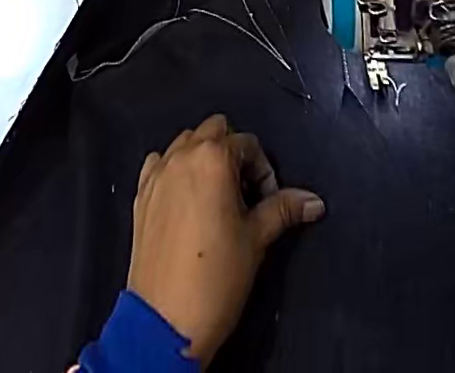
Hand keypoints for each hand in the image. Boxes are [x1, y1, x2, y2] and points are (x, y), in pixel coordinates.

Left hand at [128, 115, 323, 366]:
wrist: (164, 324)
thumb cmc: (216, 275)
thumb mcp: (257, 237)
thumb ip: (285, 208)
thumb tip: (315, 201)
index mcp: (214, 158)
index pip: (249, 144)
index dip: (264, 171)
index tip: (266, 202)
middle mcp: (183, 156)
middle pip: (215, 130)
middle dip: (233, 153)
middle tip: (243, 192)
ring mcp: (157, 175)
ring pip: (185, 142)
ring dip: (203, 157)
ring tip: (215, 194)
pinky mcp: (140, 196)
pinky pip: (158, 163)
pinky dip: (173, 169)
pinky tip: (184, 198)